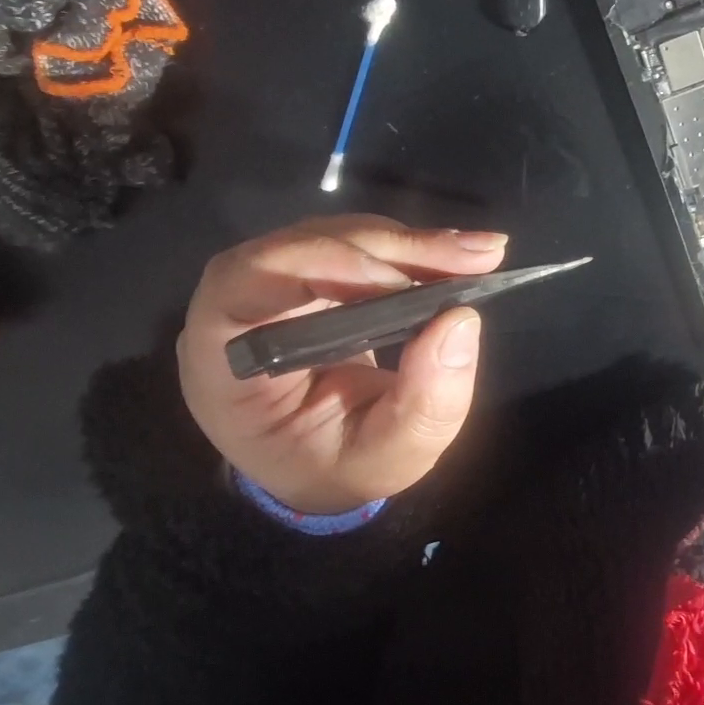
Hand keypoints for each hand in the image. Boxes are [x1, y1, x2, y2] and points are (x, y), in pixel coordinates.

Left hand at [177, 215, 508, 514]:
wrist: (318, 466)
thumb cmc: (334, 468)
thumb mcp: (384, 460)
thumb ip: (421, 408)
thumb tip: (459, 321)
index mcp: (225, 357)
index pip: (255, 279)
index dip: (327, 265)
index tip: (402, 284)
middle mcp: (237, 305)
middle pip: (306, 244)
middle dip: (394, 247)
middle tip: (476, 256)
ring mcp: (272, 285)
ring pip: (337, 236)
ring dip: (410, 244)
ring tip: (478, 257)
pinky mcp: (308, 277)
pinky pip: (356, 247)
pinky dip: (409, 251)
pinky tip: (455, 260)